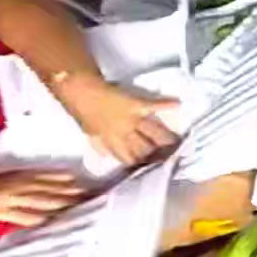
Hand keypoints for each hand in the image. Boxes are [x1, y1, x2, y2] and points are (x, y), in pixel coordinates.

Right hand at [0, 171, 86, 227]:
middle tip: (86, 193)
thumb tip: (38, 178)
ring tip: (75, 206)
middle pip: (46, 188)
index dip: (60, 178)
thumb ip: (14, 177)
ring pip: (39, 201)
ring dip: (59, 204)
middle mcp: (11, 186)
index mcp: (10, 177)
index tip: (77, 179)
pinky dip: (36, 218)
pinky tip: (49, 220)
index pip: (41, 176)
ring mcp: (5, 199)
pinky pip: (22, 216)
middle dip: (67, 191)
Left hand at [56, 76, 178, 165]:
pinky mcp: (138, 105)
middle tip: (167, 157)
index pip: (127, 155)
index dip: (137, 161)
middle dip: (154, 152)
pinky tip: (178, 104)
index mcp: (110, 138)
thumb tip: (105, 155)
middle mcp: (123, 131)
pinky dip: (168, 104)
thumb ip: (99, 143)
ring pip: (153, 131)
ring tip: (176, 141)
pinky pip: (156, 105)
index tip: (147, 165)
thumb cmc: (81, 110)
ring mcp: (132, 118)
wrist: (78, 92)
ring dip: (164, 136)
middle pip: (143, 145)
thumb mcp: (88, 130)